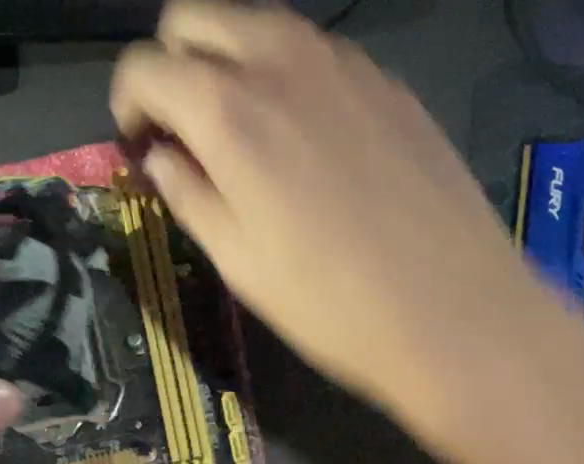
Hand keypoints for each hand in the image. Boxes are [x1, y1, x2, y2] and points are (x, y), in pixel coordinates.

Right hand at [111, 1, 583, 434]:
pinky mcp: (391, 86)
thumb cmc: (334, 307)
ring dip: (232, 63)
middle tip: (184, 132)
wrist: (456, 315)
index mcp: (229, 110)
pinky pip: (320, 56)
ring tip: (245, 137)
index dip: (127, 104)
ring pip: (261, 26)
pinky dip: (291, 79)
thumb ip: (190, 195)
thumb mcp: (241, 265)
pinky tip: (311, 142)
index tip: (139, 146)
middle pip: (197, 18)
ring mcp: (346, 66)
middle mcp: (283, 63)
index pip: (145, 66)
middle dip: (173, 65)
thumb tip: (164, 156)